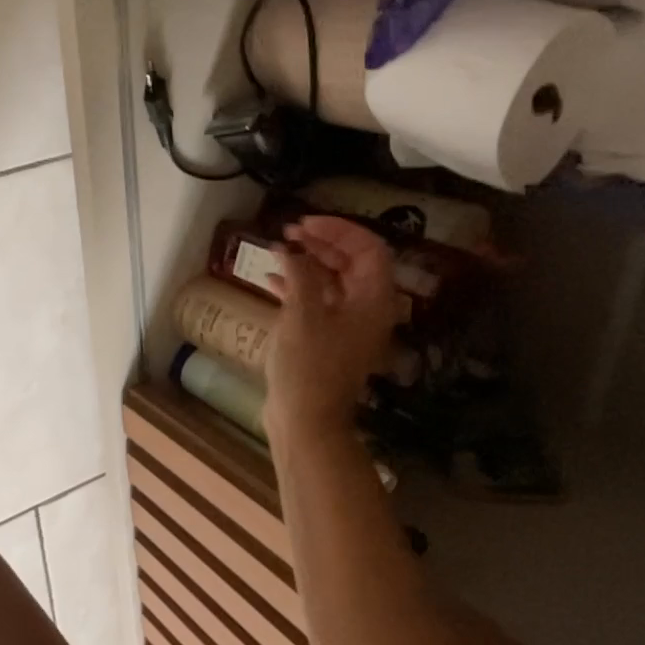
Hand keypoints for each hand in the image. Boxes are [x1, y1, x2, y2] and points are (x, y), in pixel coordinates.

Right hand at [265, 215, 396, 439]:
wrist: (306, 420)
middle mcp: (368, 309)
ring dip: (306, 263)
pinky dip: (297, 288)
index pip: (367, 247)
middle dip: (320, 243)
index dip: (338, 229)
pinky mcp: (328, 340)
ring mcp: (348, 326)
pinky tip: (270, 279)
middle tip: (288, 232)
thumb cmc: (308, 366)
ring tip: (276, 250)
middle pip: (351, 262)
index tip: (304, 224)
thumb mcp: (302, 314)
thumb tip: (290, 249)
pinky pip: (318, 303)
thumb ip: (299, 274)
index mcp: (374, 299)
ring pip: (333, 281)